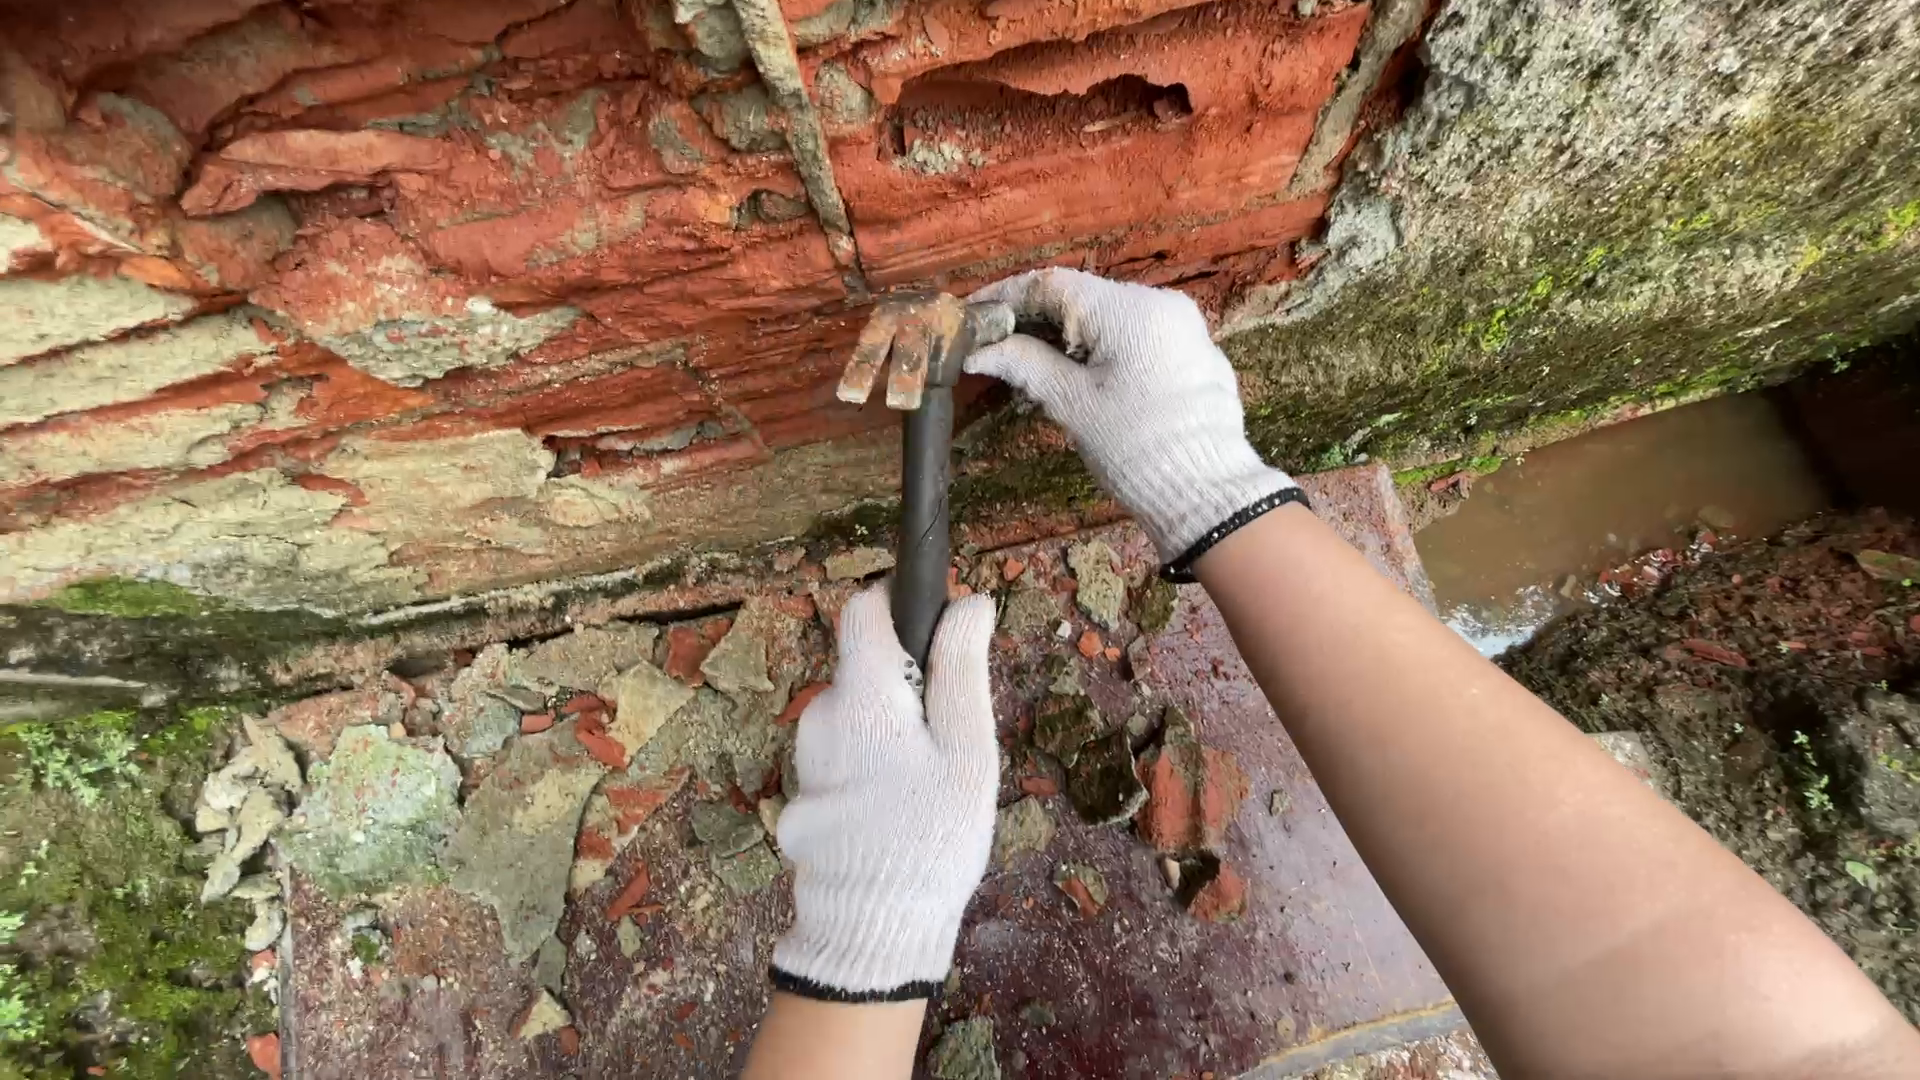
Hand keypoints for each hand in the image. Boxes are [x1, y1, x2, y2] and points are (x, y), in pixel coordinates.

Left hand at [771, 584, 998, 999]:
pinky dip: (868, 760)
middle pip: (865, 667)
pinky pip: (841, 752)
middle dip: (905, 684)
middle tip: (945, 736)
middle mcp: (821, 715)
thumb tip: (969, 602)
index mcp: (862, 694)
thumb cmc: (932, 831)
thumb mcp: (965, 749)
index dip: (897, 604)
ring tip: (922, 780)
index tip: (933, 632)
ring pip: (856, 713)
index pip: (862, 609)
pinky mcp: (802, 792)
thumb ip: (961, 669)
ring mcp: (805, 757)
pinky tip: (893, 804)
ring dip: (888, 727)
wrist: (872, 931)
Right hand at [965, 268, 1295, 562]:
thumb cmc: (1134, 447)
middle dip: (1036, 322)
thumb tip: (980, 352)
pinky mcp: (1192, 355)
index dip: (1007, 296)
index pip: (1054, 284)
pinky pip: (1136, 341)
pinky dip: (1101, 354)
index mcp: (1130, 309)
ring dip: (1067, 341)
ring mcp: (1183, 329)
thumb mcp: (1072, 404)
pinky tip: (1079, 382)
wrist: (1206, 492)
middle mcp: (1161, 304)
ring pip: (1110, 321)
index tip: (972, 312)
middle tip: (995, 348)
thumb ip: (1025, 365)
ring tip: (1031, 372)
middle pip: (1083, 300)